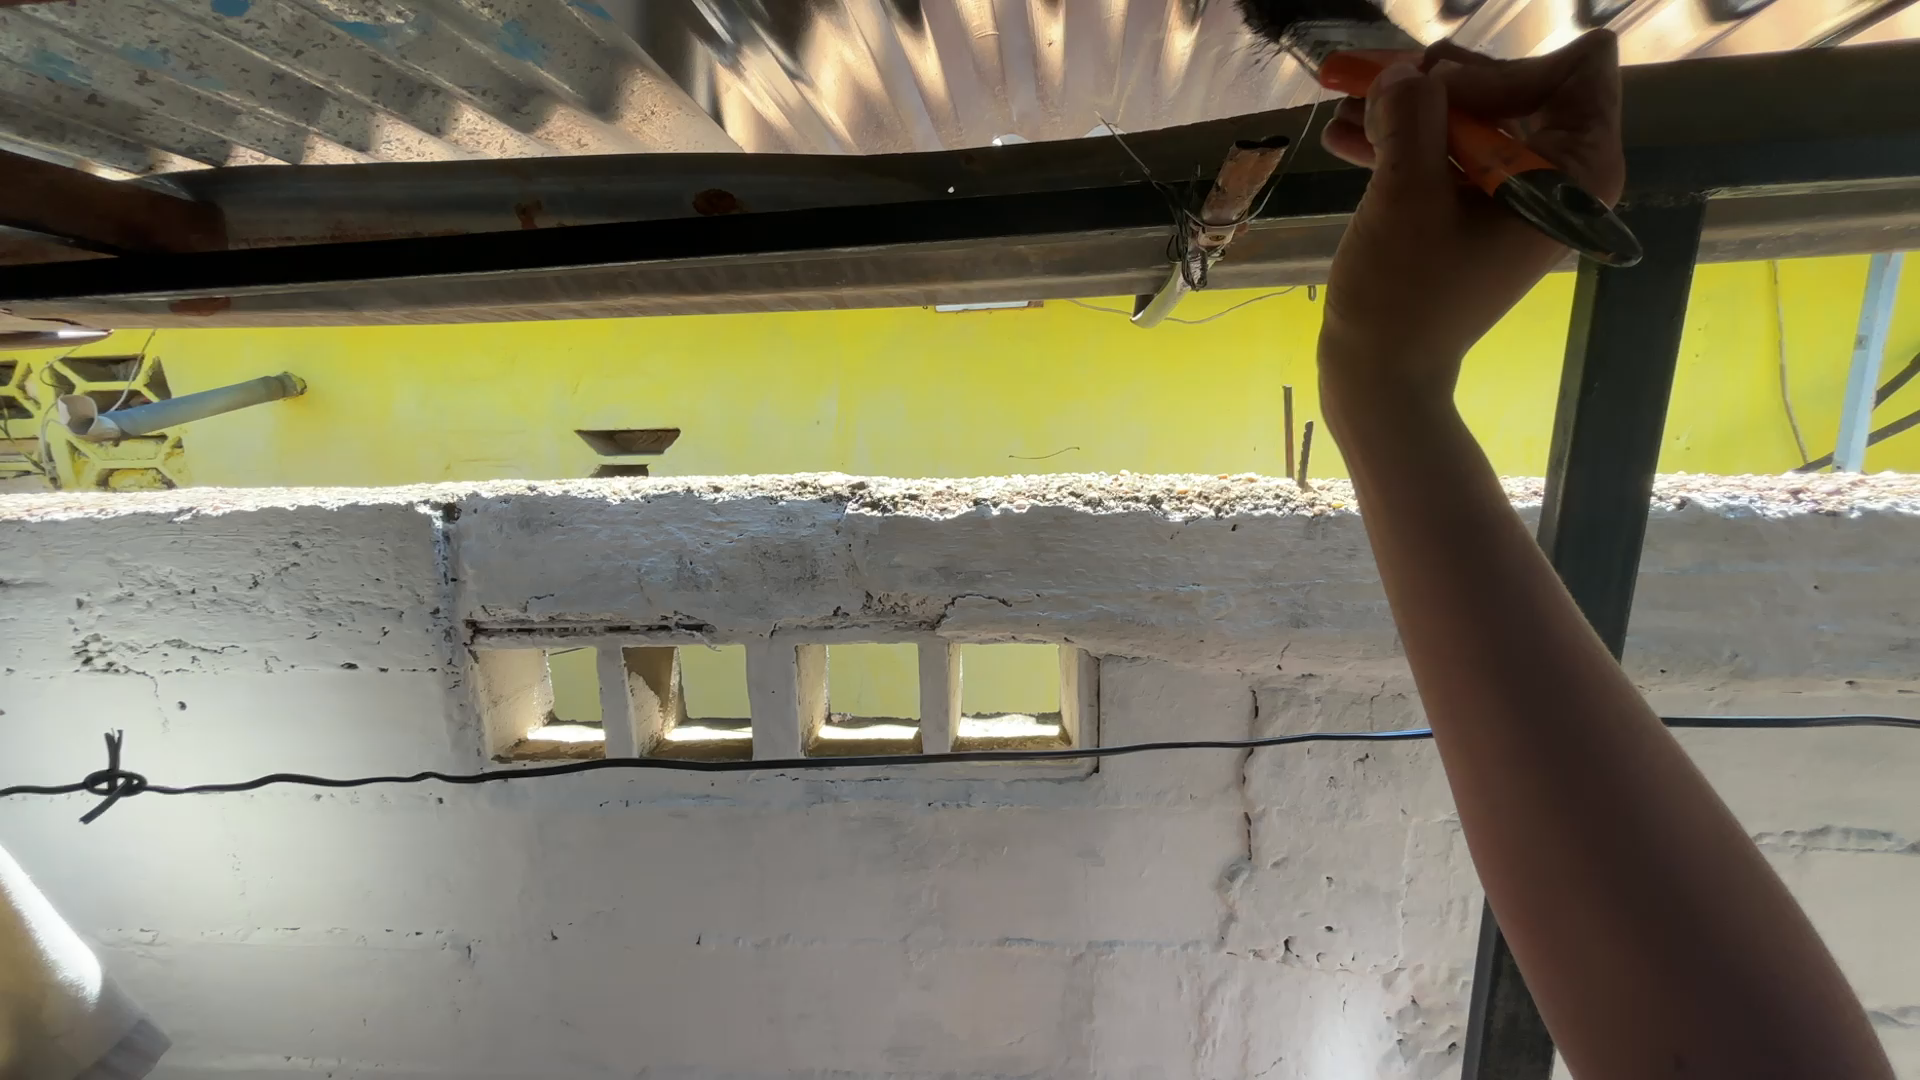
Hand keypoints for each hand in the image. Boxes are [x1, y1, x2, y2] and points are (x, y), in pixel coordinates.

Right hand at [1317, 31, 1624, 410]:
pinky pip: (1439, 165)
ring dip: (1404, 114)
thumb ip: (1409, 119)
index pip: (1569, 71)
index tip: (1426, 101)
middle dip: (1437, 85)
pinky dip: (1396, 149)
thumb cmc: (1401, 298)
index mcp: (1574, 174)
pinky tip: (1344, 137)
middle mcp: (1553, 181)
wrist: (1378, 377)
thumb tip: (1402, 70)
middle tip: (1374, 80)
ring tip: (1344, 106)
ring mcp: (1505, 202)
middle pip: (1509, 93)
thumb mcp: (1404, 198)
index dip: (1493, 72)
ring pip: (1464, 127)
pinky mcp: (1463, 222)